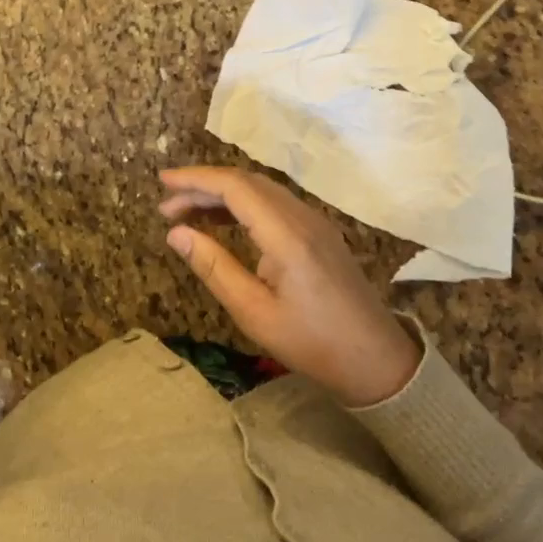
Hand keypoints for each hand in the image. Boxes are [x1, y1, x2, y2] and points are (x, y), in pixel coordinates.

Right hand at [159, 166, 420, 407]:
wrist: (379, 363)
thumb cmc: (313, 343)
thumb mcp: (254, 313)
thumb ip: (214, 267)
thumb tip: (175, 233)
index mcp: (287, 235)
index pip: (234, 187)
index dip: (195, 179)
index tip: (162, 183)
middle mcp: (302, 218)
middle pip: (246, 181)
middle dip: (202, 185)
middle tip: (167, 205)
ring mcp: (315, 223)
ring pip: (260, 189)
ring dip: (221, 193)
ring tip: (186, 212)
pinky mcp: (319, 233)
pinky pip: (274, 203)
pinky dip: (241, 203)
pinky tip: (222, 221)